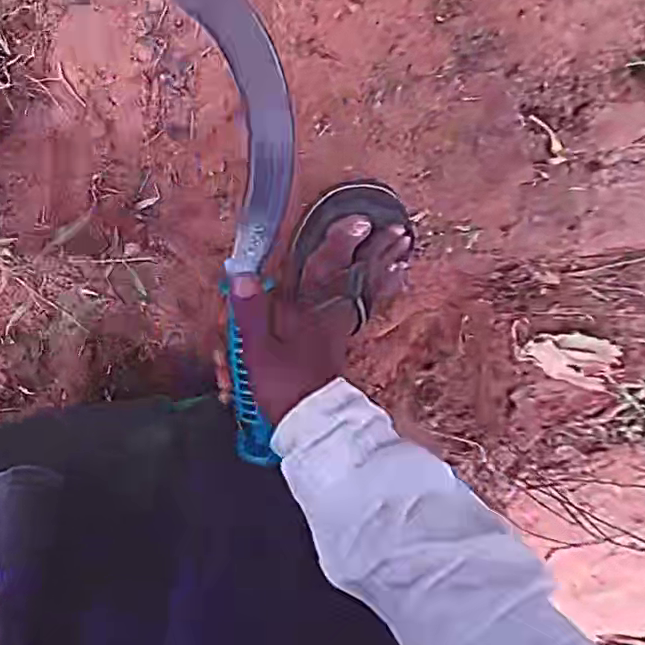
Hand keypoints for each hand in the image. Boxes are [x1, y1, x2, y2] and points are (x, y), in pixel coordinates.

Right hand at [227, 215, 411, 421]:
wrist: (311, 422)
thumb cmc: (283, 386)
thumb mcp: (258, 351)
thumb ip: (251, 312)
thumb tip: (243, 275)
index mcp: (305, 313)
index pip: (321, 270)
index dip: (338, 245)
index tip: (360, 222)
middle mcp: (325, 316)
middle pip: (350, 277)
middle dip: (373, 254)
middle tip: (398, 232)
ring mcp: (335, 330)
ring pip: (361, 293)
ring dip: (381, 270)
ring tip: (401, 252)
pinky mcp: (336, 343)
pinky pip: (362, 309)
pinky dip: (379, 294)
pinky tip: (389, 284)